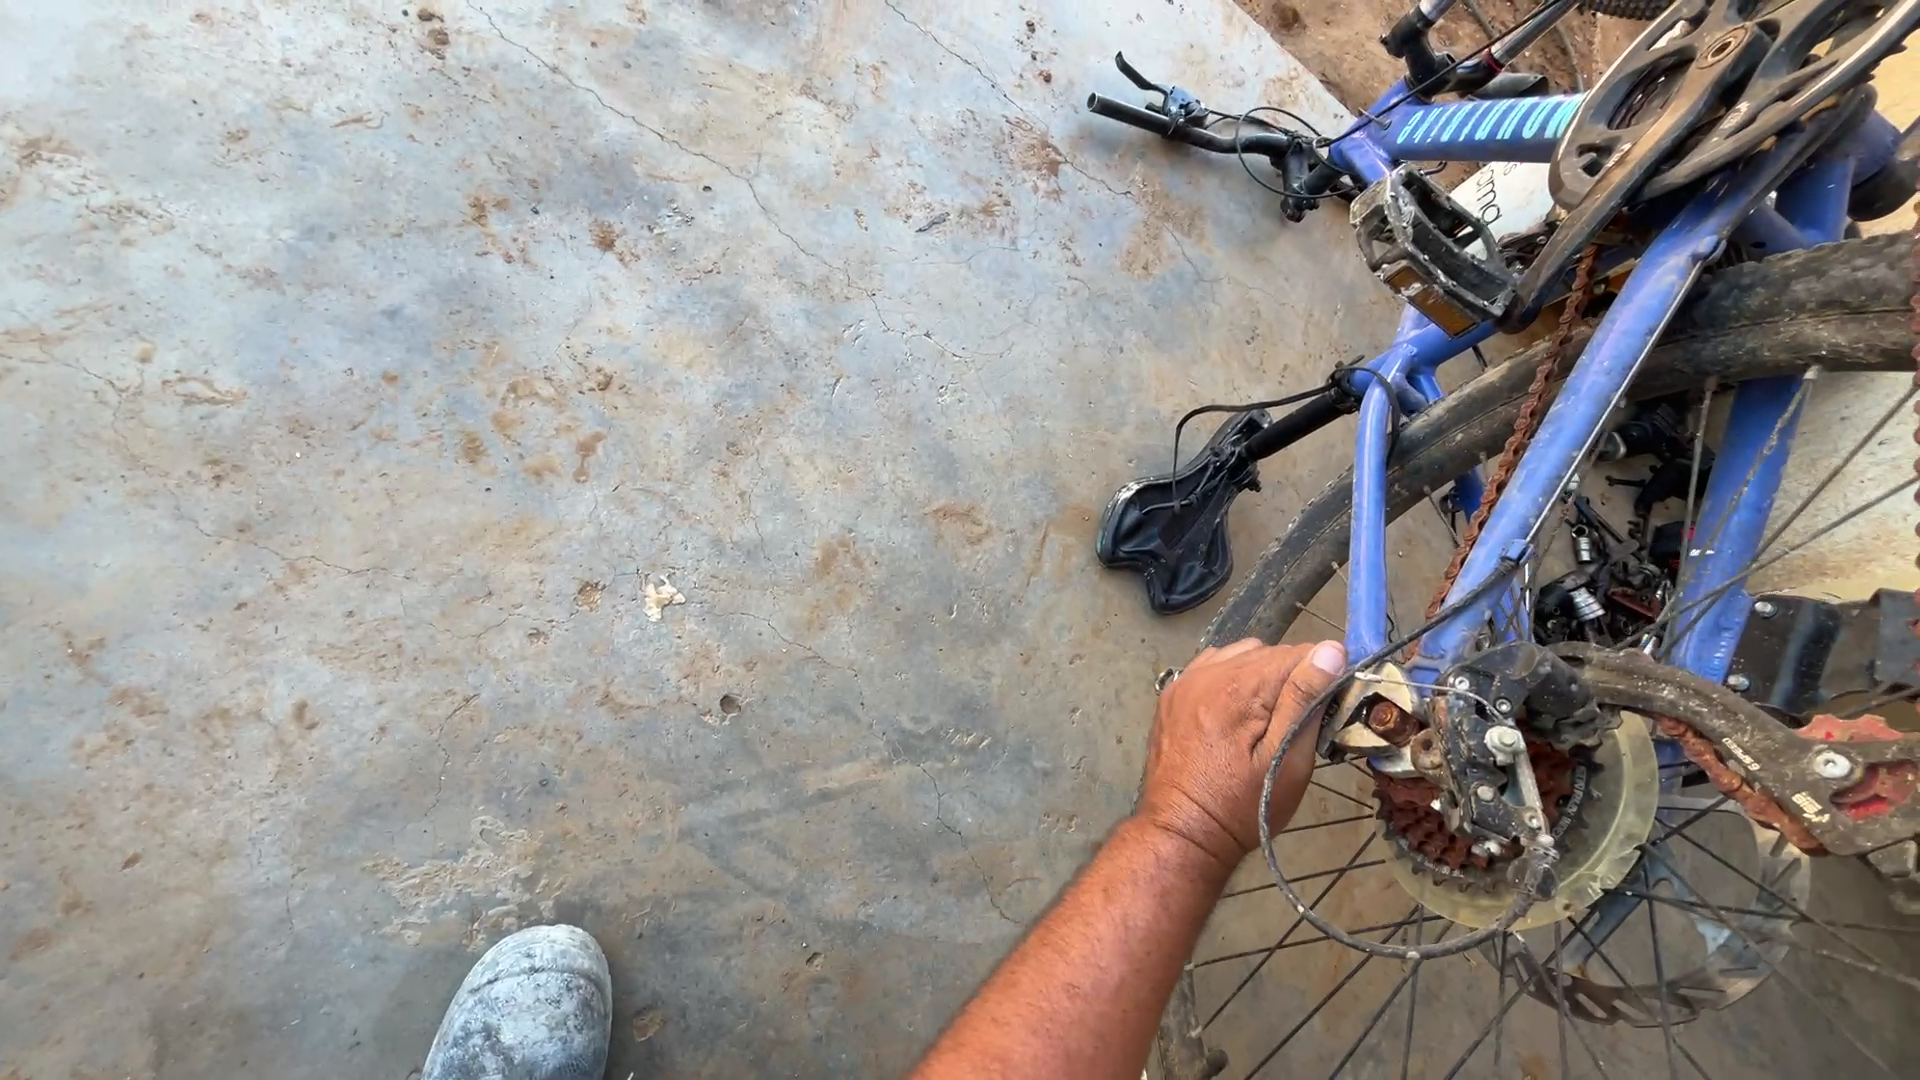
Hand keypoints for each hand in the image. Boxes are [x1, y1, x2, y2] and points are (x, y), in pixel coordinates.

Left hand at [1136, 639, 1346, 870]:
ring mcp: (1184, 680)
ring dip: (1261, 674)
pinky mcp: (1172, 693)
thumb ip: (1304, 700)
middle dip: (1292, 676)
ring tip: (1267, 716)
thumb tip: (1330, 651)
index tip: (1330, 703)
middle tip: (1299, 719)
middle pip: (1267, 652)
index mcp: (1238, 687)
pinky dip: (1230, 676)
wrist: (1182, 830)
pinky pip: (1211, 666)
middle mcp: (1207, 673)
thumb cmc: (1242, 805)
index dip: (1321, 674)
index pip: (1296, 653)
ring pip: (1239, 654)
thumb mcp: (1286, 760)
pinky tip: (1236, 709)